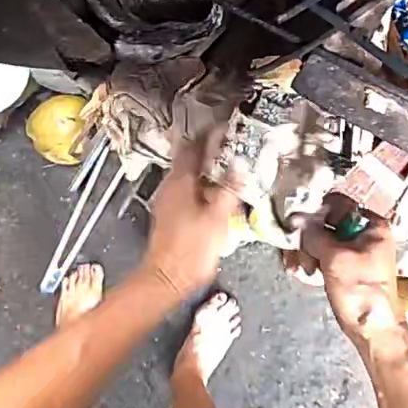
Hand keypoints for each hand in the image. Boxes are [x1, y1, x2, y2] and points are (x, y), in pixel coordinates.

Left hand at [140, 131, 240, 296]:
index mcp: (180, 181)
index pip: (192, 147)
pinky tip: (215, 195)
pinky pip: (186, 190)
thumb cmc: (192, 248)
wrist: (167, 277)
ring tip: (227, 170)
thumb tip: (240, 165)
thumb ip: (229, 190)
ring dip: (205, 170)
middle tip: (229, 147)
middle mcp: (170, 186)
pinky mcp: (169, 214)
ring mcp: (167, 200)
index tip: (223, 129)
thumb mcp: (218, 218)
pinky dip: (200, 186)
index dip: (207, 136)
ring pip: (187, 176)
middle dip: (208, 152)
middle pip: (188, 160)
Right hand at [296, 194, 405, 347]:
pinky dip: (309, 260)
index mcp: (371, 225)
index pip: (337, 203)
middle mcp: (363, 233)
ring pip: (319, 238)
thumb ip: (313, 234)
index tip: (297, 222)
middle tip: (298, 252)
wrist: (372, 331)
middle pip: (324, 222)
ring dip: (305, 251)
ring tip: (300, 268)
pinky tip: (300, 271)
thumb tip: (294, 217)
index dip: (315, 212)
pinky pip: (320, 253)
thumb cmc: (361, 292)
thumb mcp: (335, 257)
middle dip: (307, 237)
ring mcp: (353, 250)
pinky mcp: (343, 265)